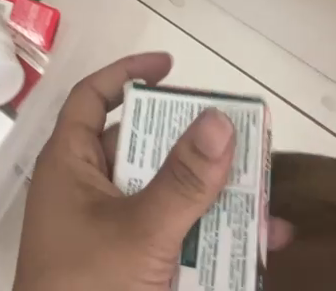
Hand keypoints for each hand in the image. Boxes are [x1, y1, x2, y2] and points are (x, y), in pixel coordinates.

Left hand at [15, 53, 292, 290]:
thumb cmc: (88, 284)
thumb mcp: (141, 230)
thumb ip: (183, 180)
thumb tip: (219, 118)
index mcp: (70, 162)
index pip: (93, 97)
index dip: (127, 74)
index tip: (171, 66)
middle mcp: (86, 187)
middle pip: (139, 148)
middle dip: (190, 145)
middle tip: (240, 139)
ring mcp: (106, 229)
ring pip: (163, 196)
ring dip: (210, 196)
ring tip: (265, 192)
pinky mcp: (127, 266)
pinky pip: (172, 239)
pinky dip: (210, 239)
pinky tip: (262, 244)